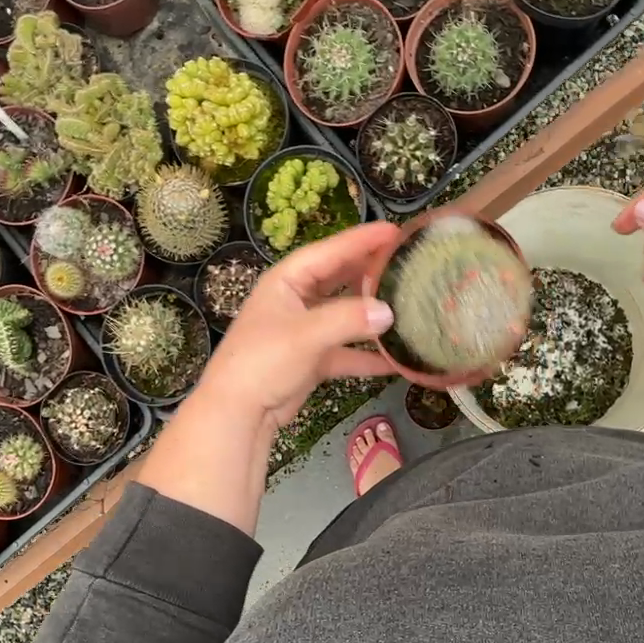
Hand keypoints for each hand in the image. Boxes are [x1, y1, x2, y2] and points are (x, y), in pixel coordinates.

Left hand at [194, 223, 398, 433]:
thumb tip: (389, 312)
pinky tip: (394, 361)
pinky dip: (366, 356)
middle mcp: (295, 301)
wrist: (238, 411)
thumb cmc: (263, 361)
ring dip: (371, 315)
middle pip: (338, 279)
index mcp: (286, 281)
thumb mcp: (307, 335)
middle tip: (405, 263)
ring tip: (405, 306)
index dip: (362, 240)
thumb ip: (349, 319)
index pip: (329, 252)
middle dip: (369, 272)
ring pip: (344, 316)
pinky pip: (344, 351)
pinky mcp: (310, 360)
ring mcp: (303, 332)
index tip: (395, 231)